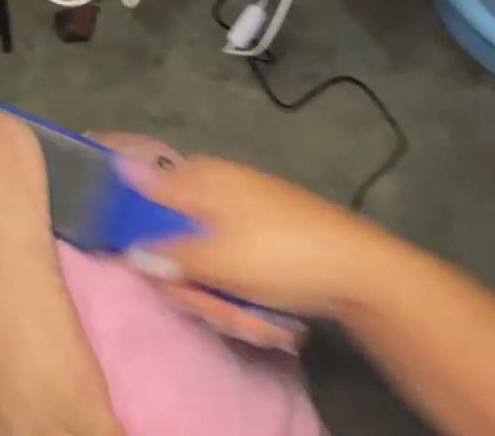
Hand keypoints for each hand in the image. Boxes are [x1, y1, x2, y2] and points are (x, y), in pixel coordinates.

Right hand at [114, 150, 399, 327]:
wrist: (362, 269)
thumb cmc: (282, 254)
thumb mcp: (220, 261)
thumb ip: (170, 256)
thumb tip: (131, 252)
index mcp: (200, 179)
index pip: (144, 187)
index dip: (132, 222)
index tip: (135, 259)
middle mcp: (215, 185)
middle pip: (174, 234)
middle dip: (189, 278)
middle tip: (209, 304)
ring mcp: (242, 208)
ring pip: (203, 255)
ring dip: (218, 292)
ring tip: (245, 315)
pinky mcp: (263, 233)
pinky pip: (231, 260)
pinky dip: (239, 287)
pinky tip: (259, 310)